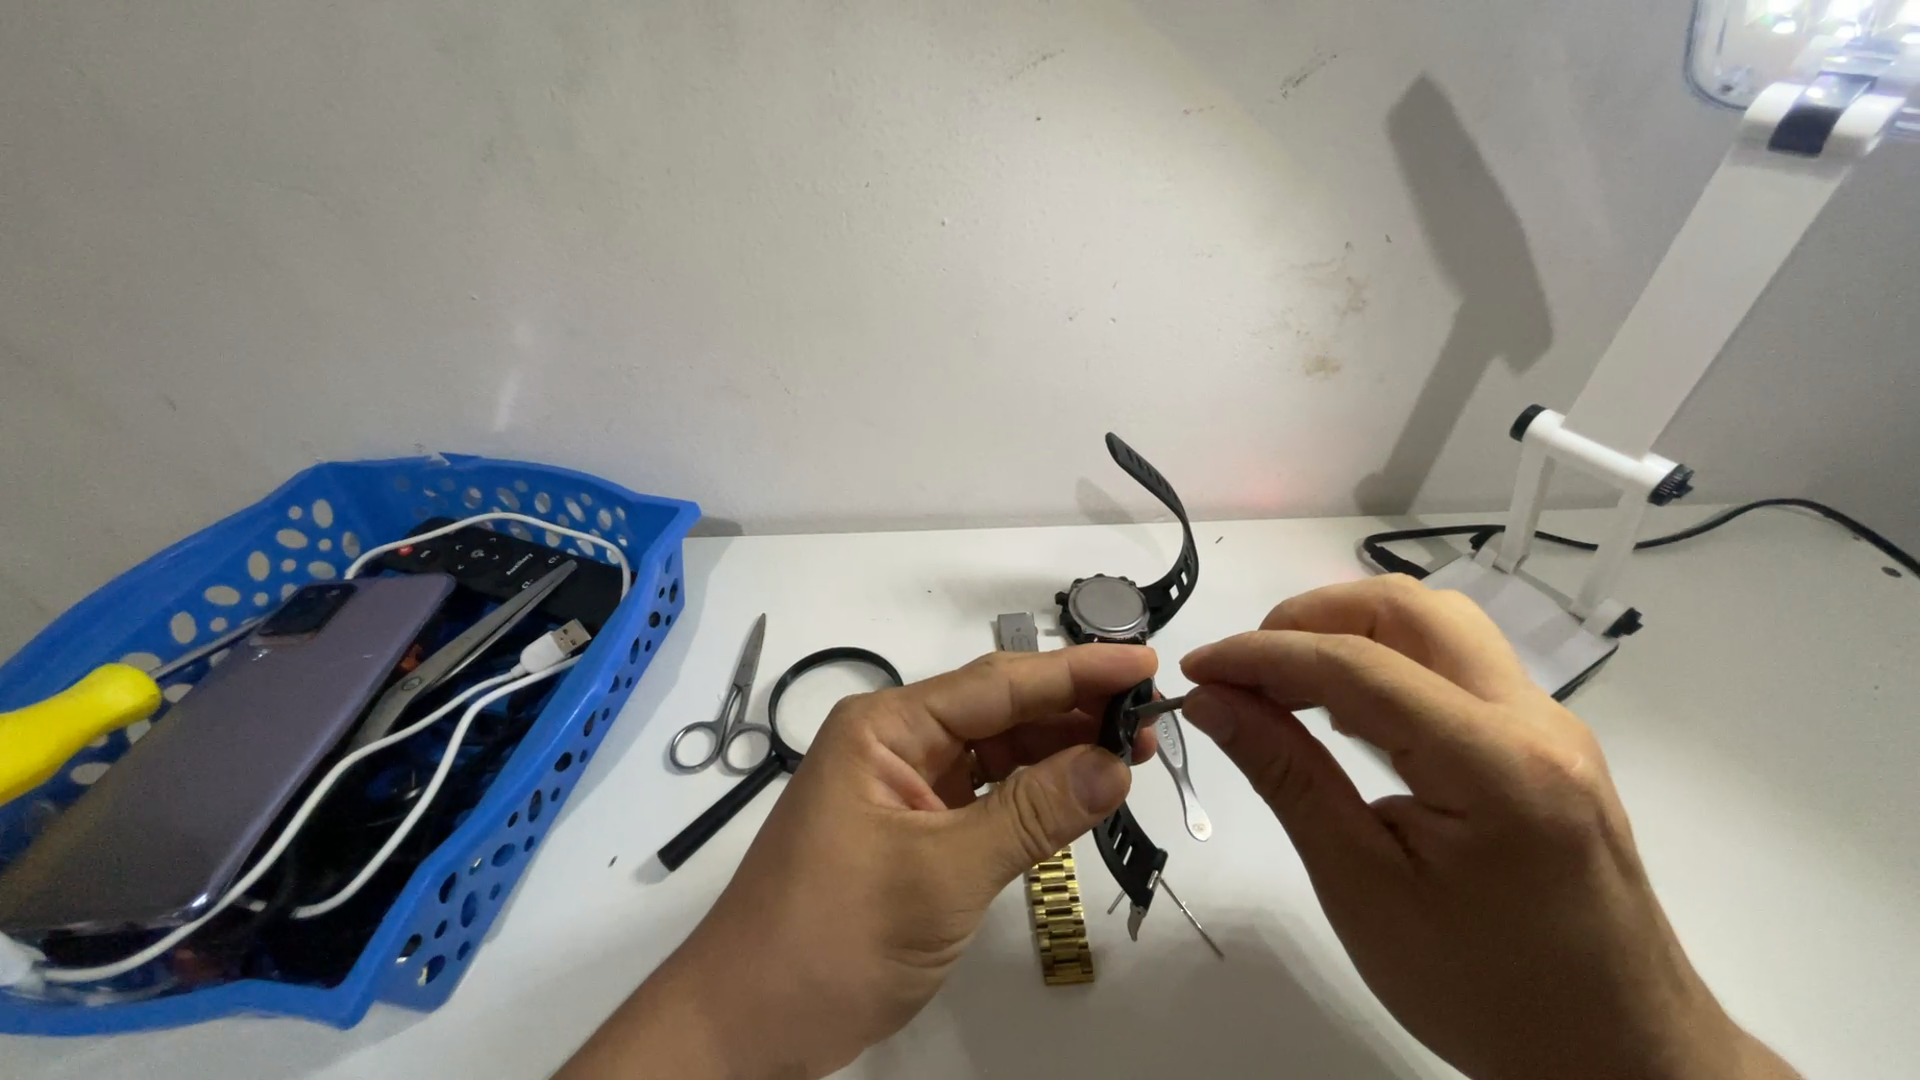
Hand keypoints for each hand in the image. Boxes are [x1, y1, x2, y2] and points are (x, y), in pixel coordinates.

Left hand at [560, 645, 1159, 1079]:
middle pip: (998, 712)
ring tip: (1130, 753)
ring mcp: (902, 785)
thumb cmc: (834, 937)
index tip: (1144, 665)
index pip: (997, 683)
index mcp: (886, 727)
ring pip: (995, 753)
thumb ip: (1032, 814)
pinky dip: (1031, 794)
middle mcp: (895, 742)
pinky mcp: (912, 828)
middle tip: (1151, 718)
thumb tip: (1115, 764)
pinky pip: (983, 794)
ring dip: (1058, 753)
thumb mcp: (941, 873)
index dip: (1075, 672)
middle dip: (1073, 712)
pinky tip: (1078, 792)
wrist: (749, 1024)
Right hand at [1180, 575, 1796, 1079]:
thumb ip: (1285, 774)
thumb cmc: (1480, 990)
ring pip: (1435, 623)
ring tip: (1284, 685)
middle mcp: (1534, 719)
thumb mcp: (1360, 885)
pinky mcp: (1543, 740)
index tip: (1195, 670)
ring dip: (1347, 631)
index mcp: (1493, 763)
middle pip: (1408, 608)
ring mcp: (1548, 724)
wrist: (1619, 1057)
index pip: (1355, 665)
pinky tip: (1339, 709)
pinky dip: (1381, 661)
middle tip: (1246, 670)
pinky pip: (1451, 664)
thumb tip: (1212, 701)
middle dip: (1309, 618)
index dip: (1260, 654)